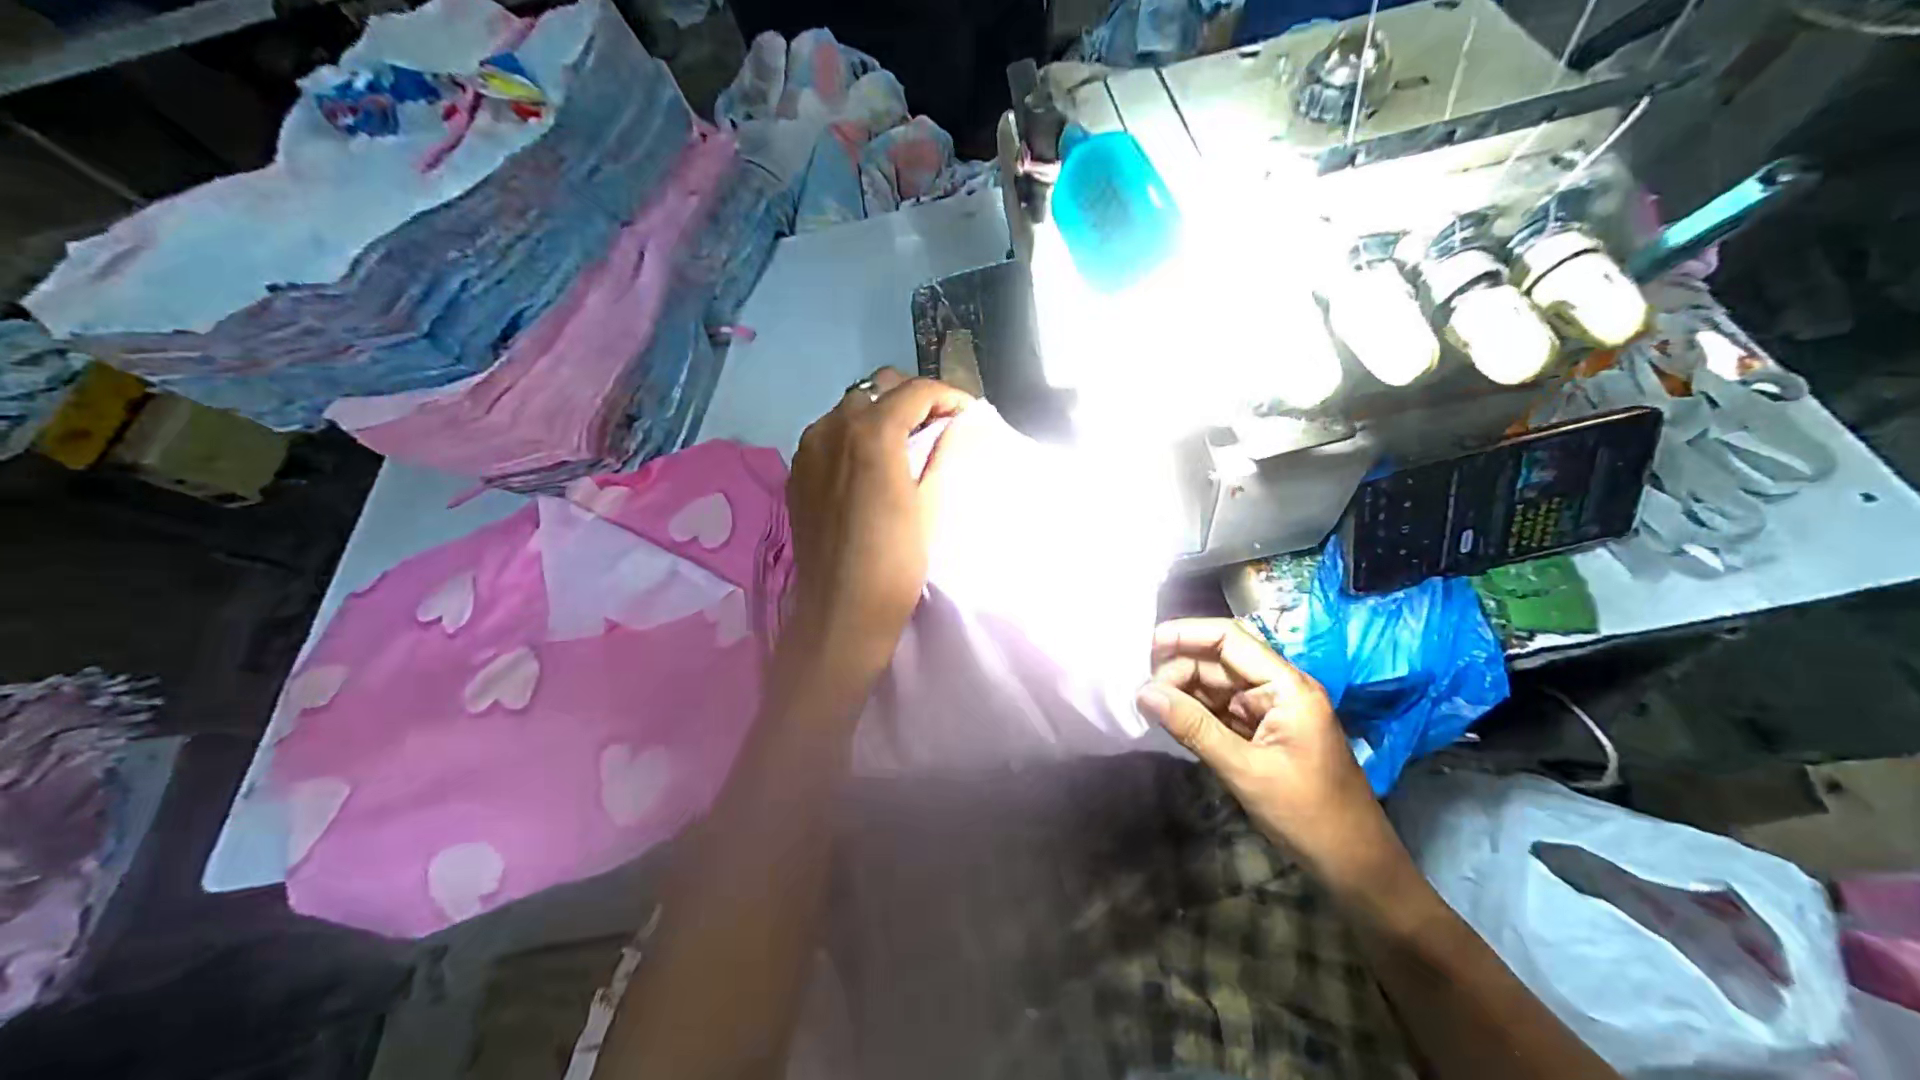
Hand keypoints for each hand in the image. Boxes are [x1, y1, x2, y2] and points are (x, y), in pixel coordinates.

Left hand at [784, 368, 975, 686]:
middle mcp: (833, 427)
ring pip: (849, 407)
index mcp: (872, 432)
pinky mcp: (797, 472)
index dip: (948, 396)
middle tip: (938, 425)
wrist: (841, 612)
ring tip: (904, 442)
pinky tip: (868, 463)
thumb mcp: (930, 504)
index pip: (916, 391)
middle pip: (878, 388)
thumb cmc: (896, 562)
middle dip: (912, 398)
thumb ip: (942, 452)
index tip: (967, 414)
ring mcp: (808, 448)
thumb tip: (954, 424)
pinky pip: (827, 434)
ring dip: (880, 413)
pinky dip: (853, 435)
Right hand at [1136, 619, 1409, 894]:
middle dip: (1179, 669)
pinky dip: (1194, 712)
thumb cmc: (1308, 814)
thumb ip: (1193, 728)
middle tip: (1143, 691)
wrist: (1354, 863)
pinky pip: (1221, 710)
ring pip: (1216, 686)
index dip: (1186, 634)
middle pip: (1219, 660)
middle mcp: (1278, 689)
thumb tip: (1144, 693)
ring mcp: (1270, 711)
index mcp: (1286, 686)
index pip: (1230, 639)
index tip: (1146, 644)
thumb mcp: (1245, 770)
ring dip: (1183, 691)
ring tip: (1148, 704)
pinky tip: (1170, 719)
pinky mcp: (1262, 733)